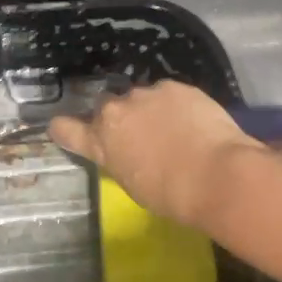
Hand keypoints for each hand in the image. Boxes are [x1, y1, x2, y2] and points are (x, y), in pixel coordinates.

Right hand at [48, 79, 260, 226]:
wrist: (218, 174)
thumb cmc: (173, 195)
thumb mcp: (135, 185)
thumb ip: (122, 160)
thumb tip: (129, 152)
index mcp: (101, 141)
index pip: (66, 129)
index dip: (64, 128)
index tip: (64, 128)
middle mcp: (116, 110)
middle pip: (108, 107)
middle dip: (120, 118)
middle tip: (141, 137)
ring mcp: (145, 94)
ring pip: (141, 98)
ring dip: (150, 110)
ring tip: (175, 130)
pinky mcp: (175, 86)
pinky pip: (168, 94)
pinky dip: (176, 105)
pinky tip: (194, 122)